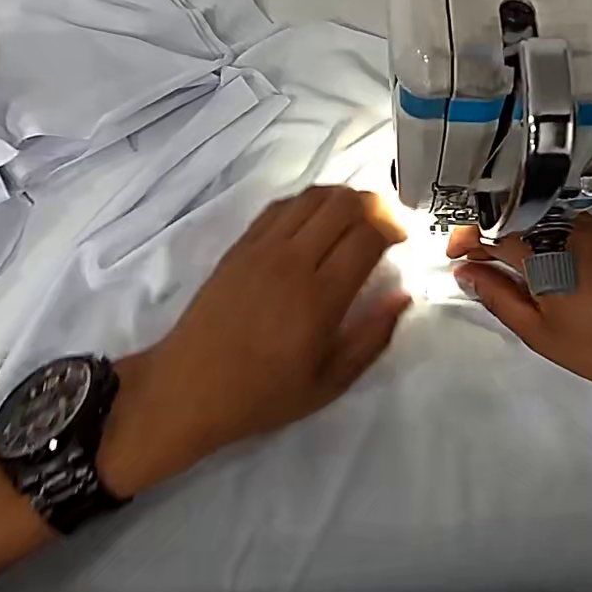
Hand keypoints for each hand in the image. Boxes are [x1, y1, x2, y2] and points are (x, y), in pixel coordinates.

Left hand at [97, 186, 410, 496]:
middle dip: (376, 204)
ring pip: (313, 197)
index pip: (368, 236)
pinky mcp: (240, 245)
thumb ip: (372, 337)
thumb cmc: (262, 394)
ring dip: (343, 198)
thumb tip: (404, 295)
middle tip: (387, 223)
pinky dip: (308, 202)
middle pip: (344, 204)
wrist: (187, 389)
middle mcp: (292, 262)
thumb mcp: (329, 383)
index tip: (404, 239)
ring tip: (356, 217)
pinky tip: (316, 220)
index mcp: (319, 298)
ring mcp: (262, 248)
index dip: (395, 227)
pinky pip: (281, 206)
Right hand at [448, 214, 591, 410]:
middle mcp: (567, 228)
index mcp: (546, 252)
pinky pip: (561, 225)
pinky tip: (541, 266)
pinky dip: (541, 238)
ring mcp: (590, 226)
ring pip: (537, 220)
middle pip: (514, 219)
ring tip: (507, 271)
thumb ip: (497, 295)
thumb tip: (465, 272)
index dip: (467, 238)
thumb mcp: (538, 331)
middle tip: (476, 267)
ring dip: (515, 237)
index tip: (454, 255)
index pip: (493, 230)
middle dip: (489, 238)